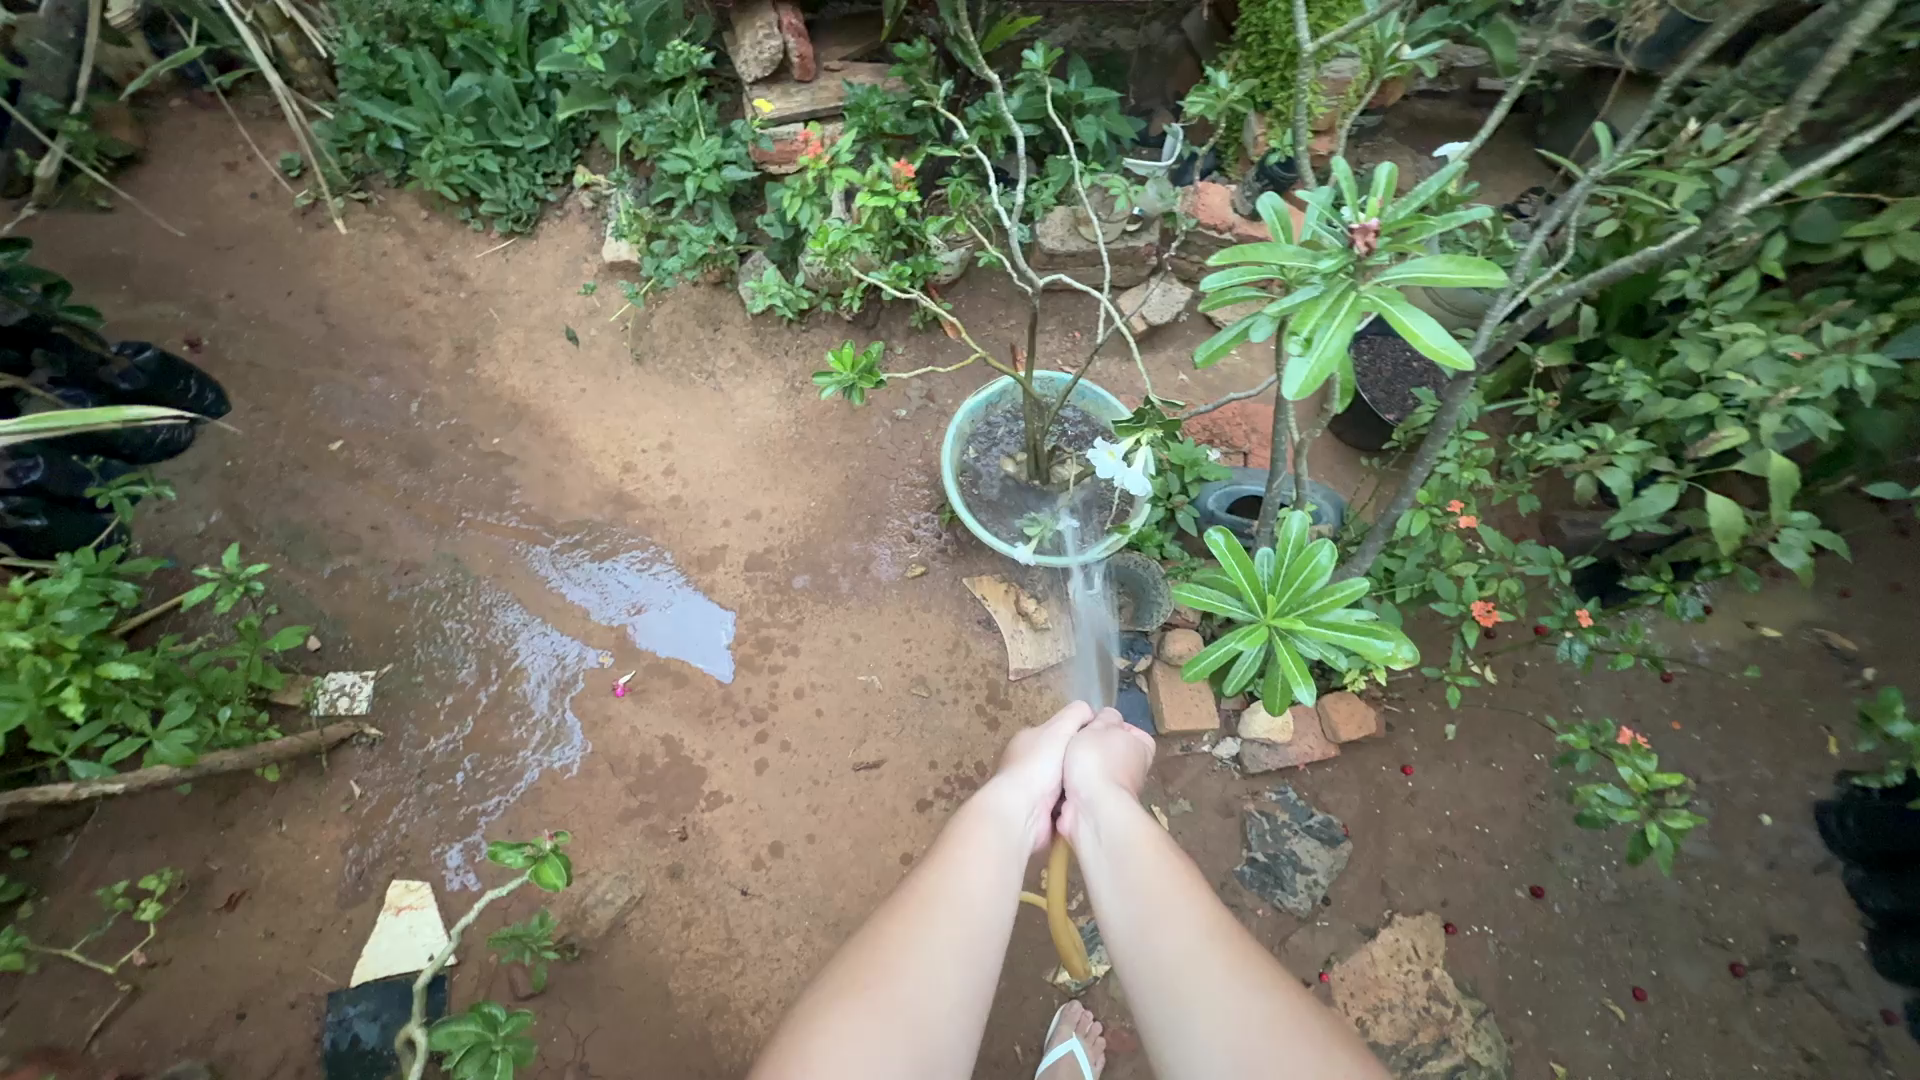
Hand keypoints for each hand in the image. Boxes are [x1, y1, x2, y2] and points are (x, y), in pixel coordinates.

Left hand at [981, 701, 1097, 852]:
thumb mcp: (1058, 730)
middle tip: (1103, 765)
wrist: (1022, 811)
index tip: (1099, 739)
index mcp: (1030, 739)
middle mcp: (1030, 762)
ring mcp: (1035, 788)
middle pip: (1065, 756)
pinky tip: (1088, 802)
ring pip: (1068, 781)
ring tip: (1099, 785)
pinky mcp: (1042, 812)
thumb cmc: (1039, 765)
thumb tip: (1092, 711)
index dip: (1079, 732)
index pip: (1060, 730)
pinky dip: (1075, 803)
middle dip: (1081, 760)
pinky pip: (1066, 804)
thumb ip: (1075, 715)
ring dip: (1080, 783)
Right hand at [1057, 708, 1155, 845]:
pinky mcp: (1098, 808)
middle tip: (1071, 742)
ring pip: (1094, 773)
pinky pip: (1083, 791)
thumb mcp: (1100, 726)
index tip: (1093, 726)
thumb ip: (1105, 718)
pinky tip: (1059, 781)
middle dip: (1091, 750)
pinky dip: (1072, 788)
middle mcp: (1133, 770)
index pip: (1132, 732)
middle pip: (1110, 752)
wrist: (1092, 807)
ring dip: (1079, 770)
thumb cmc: (1097, 760)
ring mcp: (1115, 792)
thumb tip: (1110, 716)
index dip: (1112, 726)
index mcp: (1141, 748)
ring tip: (1060, 760)